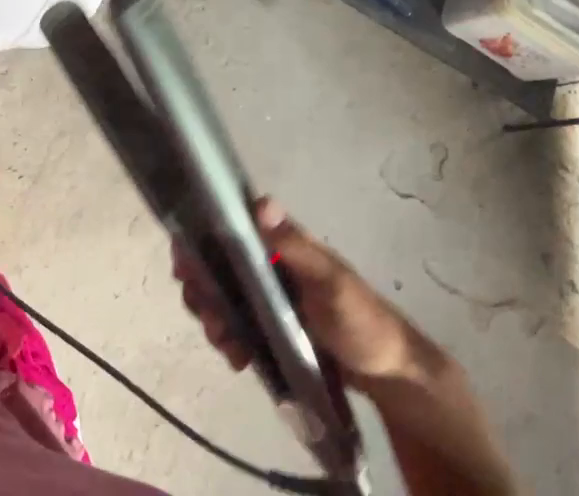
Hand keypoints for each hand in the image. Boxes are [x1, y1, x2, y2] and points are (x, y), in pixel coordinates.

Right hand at [174, 199, 428, 386]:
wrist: (394, 375)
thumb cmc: (364, 321)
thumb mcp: (332, 283)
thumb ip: (295, 247)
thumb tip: (261, 203)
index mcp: (280, 245)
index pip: (227, 228)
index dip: (197, 241)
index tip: (184, 266)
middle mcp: (268, 265)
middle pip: (214, 266)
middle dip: (202, 291)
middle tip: (208, 318)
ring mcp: (268, 297)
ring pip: (221, 298)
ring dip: (213, 319)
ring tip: (226, 345)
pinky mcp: (270, 326)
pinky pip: (236, 327)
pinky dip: (230, 341)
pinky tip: (238, 359)